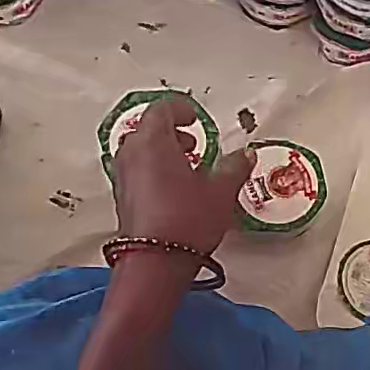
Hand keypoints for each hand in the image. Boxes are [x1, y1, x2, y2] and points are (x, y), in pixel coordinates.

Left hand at [110, 96, 253, 254]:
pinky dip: (155, 170)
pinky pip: (138, 172)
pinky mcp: (123, 199)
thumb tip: (245, 153)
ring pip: (141, 151)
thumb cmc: (189, 217)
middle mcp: (132, 154)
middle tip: (194, 142)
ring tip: (189, 166)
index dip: (181, 108)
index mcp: (154, 141)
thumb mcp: (221, 190)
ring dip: (163, 152)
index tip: (196, 117)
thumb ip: (234, 166)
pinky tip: (178, 189)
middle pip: (148, 129)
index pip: (161, 109)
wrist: (157, 260)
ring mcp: (123, 177)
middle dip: (172, 131)